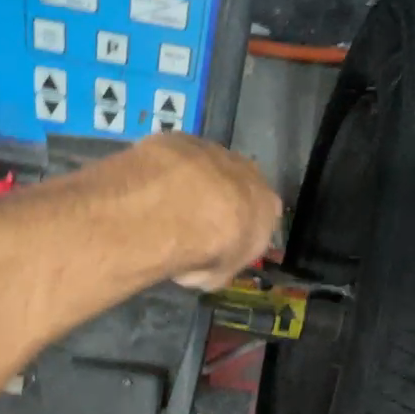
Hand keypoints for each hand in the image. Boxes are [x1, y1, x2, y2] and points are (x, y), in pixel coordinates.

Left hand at [126, 134, 281, 290]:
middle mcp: (247, 172)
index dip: (236, 232)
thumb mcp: (217, 275)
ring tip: (163, 207)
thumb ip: (217, 265)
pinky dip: (163, 171)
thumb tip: (203, 266)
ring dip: (188, 184)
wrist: (177, 208)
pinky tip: (148, 188)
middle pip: (233, 187)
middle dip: (214, 203)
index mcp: (267, 206)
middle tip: (188, 226)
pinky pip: (173, 158)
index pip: (259, 219)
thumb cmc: (209, 249)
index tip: (216, 245)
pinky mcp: (180, 138)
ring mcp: (213, 150)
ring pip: (203, 169)